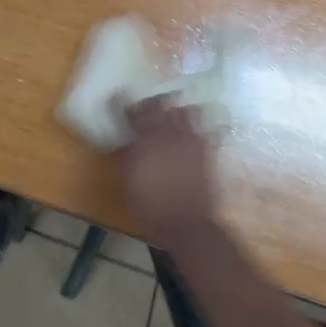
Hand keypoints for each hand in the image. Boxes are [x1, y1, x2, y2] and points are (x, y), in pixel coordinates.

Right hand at [114, 94, 218, 249]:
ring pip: (185, 111)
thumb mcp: (128, 181)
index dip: (125, 103)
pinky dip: (195, 125)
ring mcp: (192, 142)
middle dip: (152, 101)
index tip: (118, 100)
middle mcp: (170, 135)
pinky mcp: (207, 152)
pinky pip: (203, 129)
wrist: (187, 226)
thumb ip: (126, 154)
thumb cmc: (150, 208)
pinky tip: (190, 132)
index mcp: (146, 140)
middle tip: (145, 105)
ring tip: (170, 114)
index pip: (134, 110)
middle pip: (162, 104)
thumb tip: (124, 138)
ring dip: (175, 109)